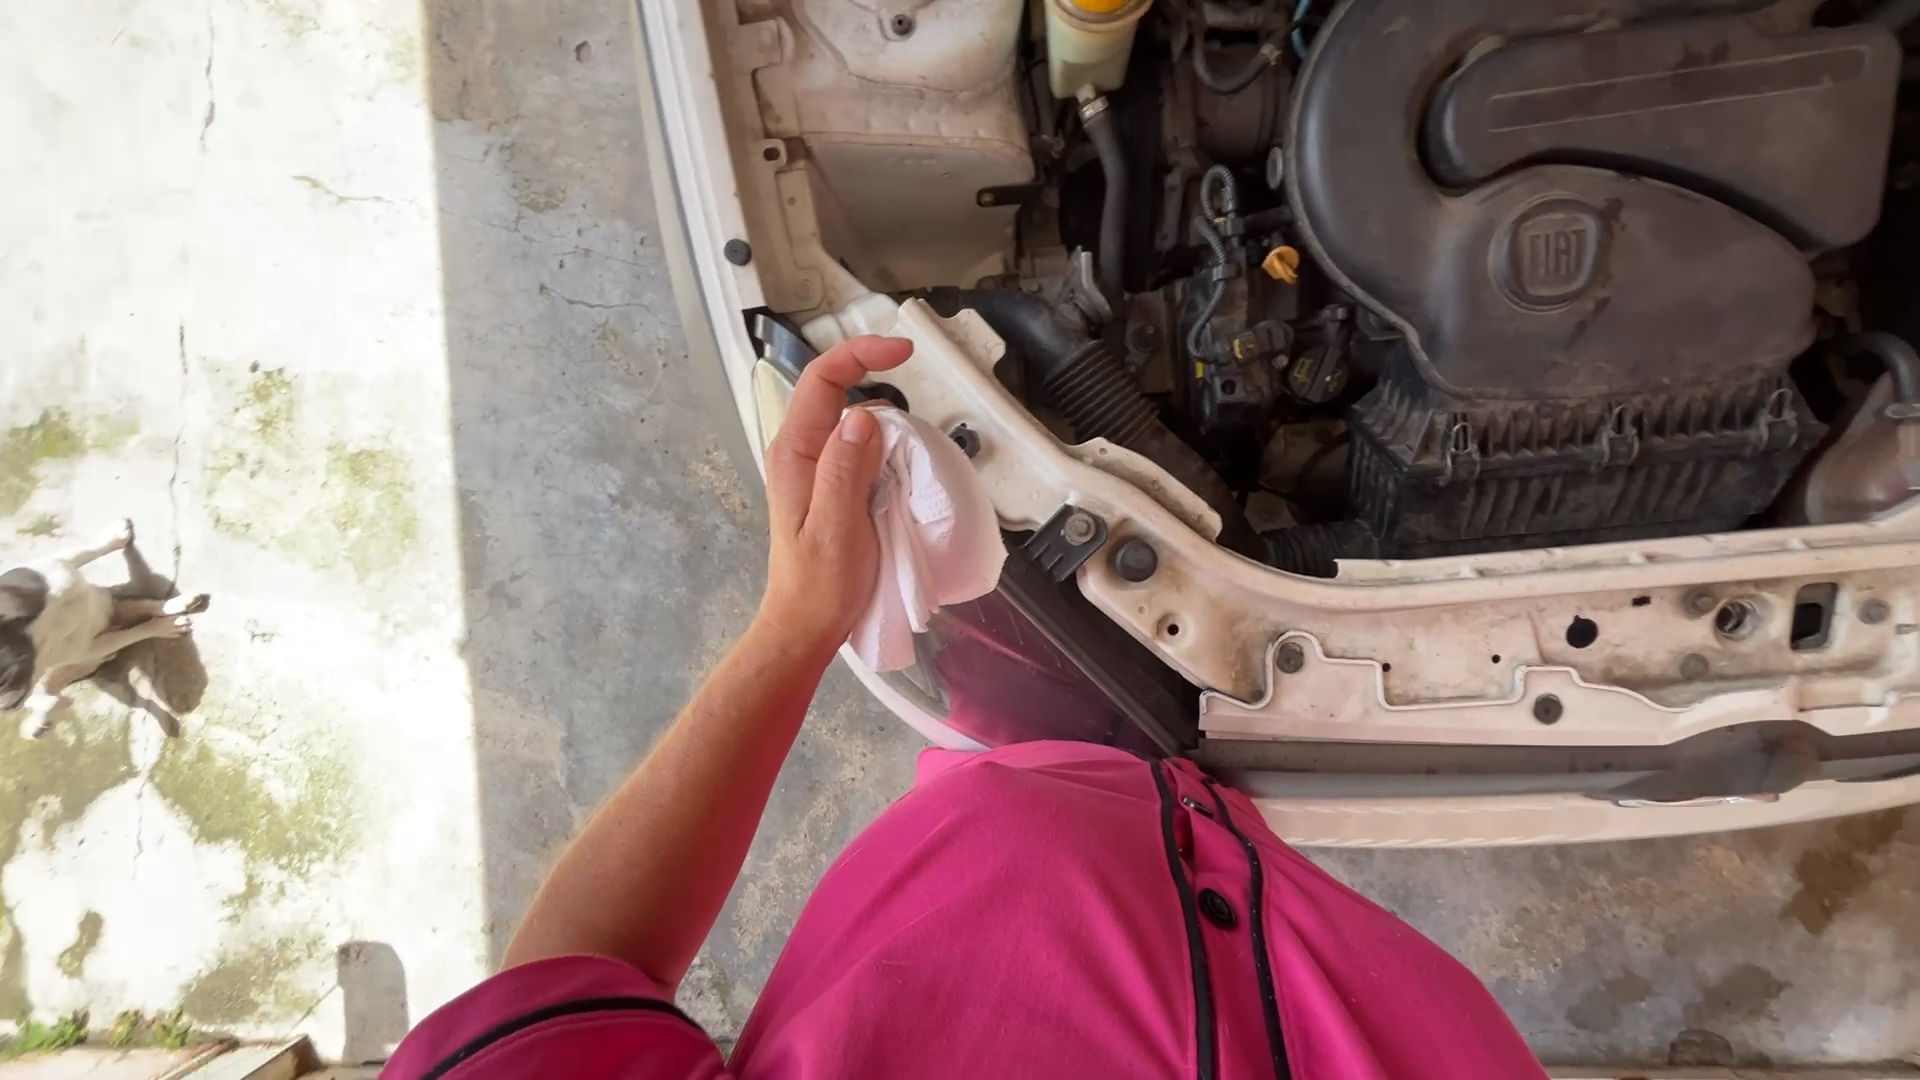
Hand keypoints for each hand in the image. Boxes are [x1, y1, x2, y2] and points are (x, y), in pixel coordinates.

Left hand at [757, 335, 913, 657]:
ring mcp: (818, 469)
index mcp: (795, 453)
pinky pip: (864, 451)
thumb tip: (864, 415)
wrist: (807, 624)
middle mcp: (802, 452)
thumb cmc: (819, 584)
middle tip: (914, 418)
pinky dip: (889, 451)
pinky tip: (903, 475)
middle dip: (878, 384)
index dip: (861, 353)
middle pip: (837, 392)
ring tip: (911, 459)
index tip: (905, 350)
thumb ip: (845, 469)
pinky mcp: (835, 486)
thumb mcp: (835, 527)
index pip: (821, 380)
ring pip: (854, 422)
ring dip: (888, 426)